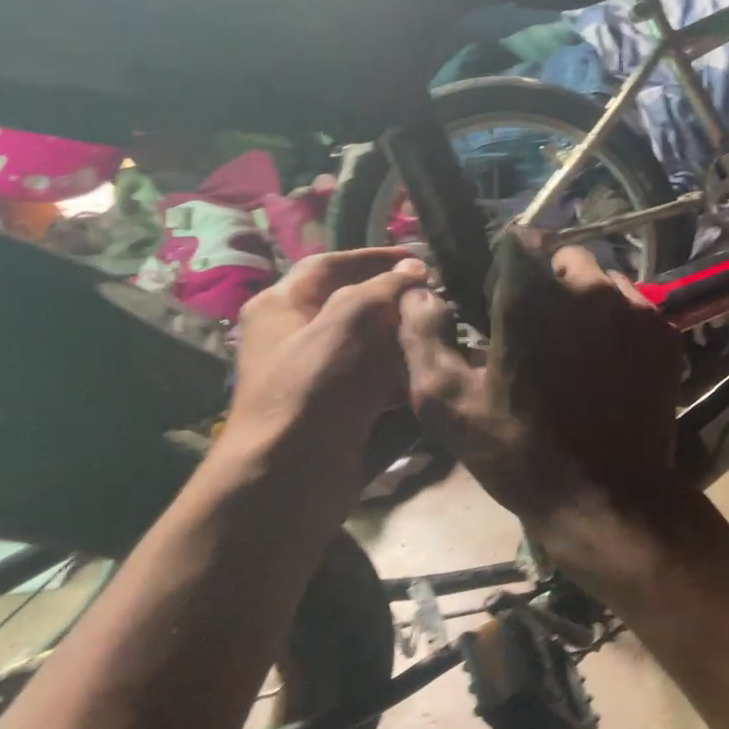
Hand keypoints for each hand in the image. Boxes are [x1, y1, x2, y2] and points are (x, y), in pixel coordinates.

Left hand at [230, 247, 428, 442]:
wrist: (293, 472)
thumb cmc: (316, 385)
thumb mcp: (350, 321)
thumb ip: (383, 288)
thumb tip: (414, 268)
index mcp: (282, 306)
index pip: (330, 264)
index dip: (375, 256)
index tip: (421, 257)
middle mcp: (294, 336)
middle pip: (351, 304)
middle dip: (397, 300)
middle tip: (441, 297)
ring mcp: (316, 376)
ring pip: (369, 345)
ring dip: (406, 339)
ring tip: (446, 335)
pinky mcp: (337, 409)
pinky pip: (376, 381)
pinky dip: (404, 375)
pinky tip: (432, 374)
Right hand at [397, 234, 683, 541]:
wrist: (607, 496)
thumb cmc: (519, 452)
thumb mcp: (448, 401)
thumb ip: (424, 335)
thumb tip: (418, 291)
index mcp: (532, 297)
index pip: (520, 239)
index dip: (505, 263)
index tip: (497, 298)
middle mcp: (591, 290)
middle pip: (567, 257)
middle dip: (548, 278)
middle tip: (536, 326)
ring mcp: (637, 311)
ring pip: (607, 281)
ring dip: (588, 299)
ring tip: (575, 345)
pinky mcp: (666, 336)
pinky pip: (638, 308)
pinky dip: (620, 321)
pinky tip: (608, 362)